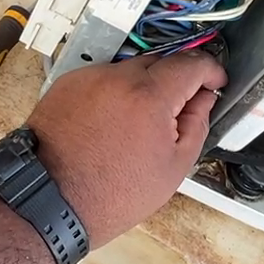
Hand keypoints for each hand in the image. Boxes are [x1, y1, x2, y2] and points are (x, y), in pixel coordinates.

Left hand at [27, 52, 226, 247]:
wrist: (48, 200)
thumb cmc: (109, 194)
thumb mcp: (172, 168)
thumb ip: (196, 124)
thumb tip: (203, 100)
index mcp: (149, 96)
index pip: (191, 64)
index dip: (211, 70)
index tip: (215, 80)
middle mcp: (117, 77)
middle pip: (161, 62)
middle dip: (176, 81)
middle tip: (179, 110)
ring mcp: (90, 78)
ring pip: (130, 70)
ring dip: (143, 87)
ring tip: (138, 127)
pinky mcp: (68, 84)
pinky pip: (102, 79)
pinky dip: (114, 94)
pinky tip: (112, 125)